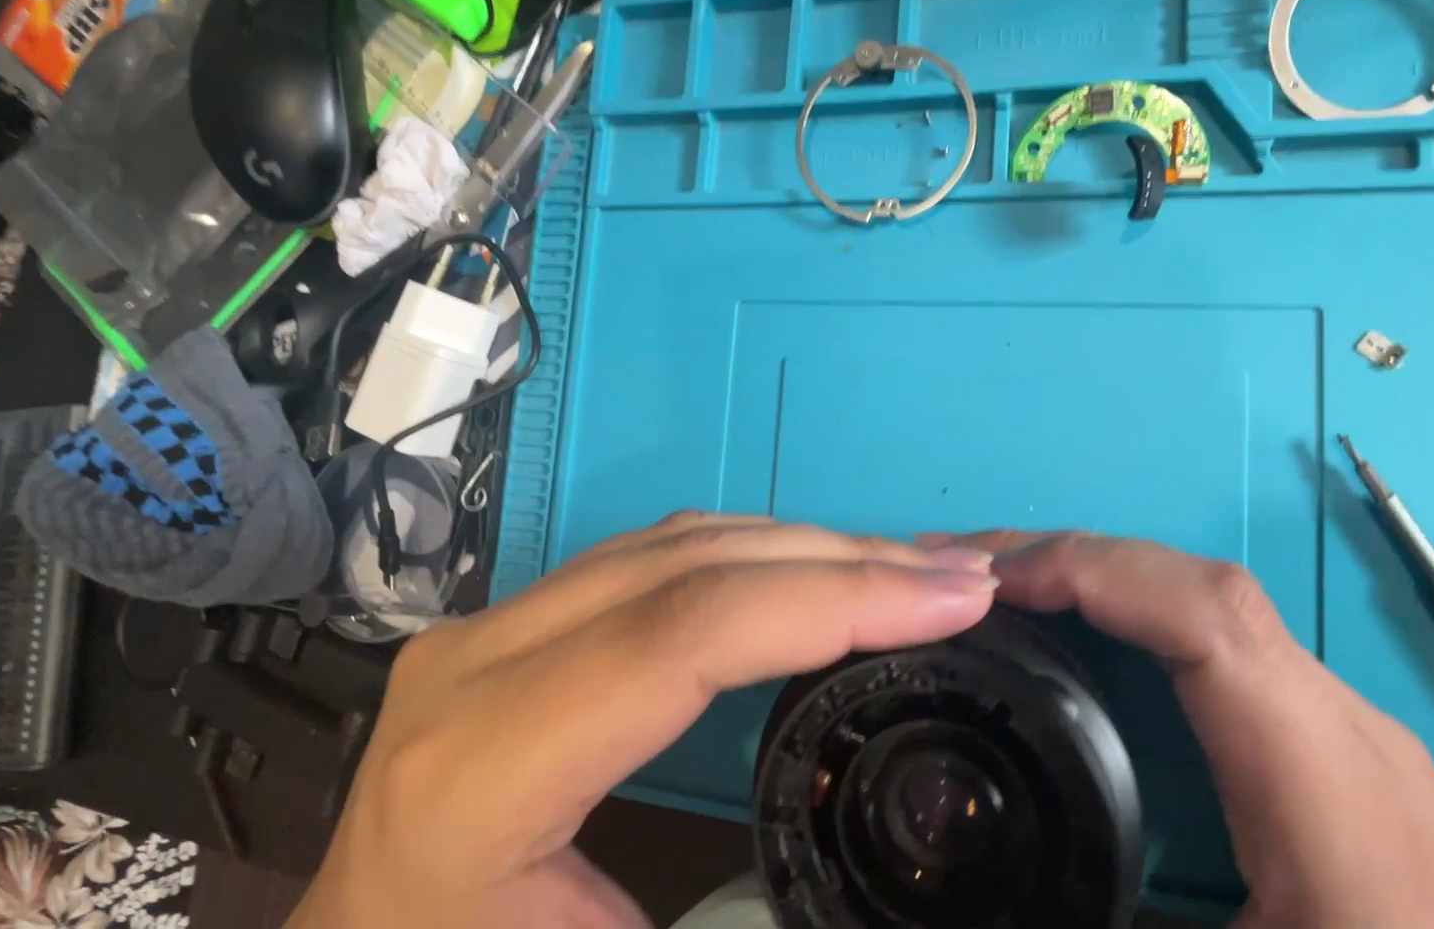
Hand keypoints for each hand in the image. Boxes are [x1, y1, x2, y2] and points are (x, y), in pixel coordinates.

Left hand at [289, 513, 998, 928]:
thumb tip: (900, 889)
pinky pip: (649, 557)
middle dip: (841, 560)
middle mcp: (474, 663)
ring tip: (908, 567)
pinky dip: (751, 553)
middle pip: (685, 566)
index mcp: (481, 766)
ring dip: (803, 545)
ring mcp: (487, 628)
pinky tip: (815, 568)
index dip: (831, 601)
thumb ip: (754, 923)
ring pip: (671, 542)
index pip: (684, 635)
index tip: (954, 596)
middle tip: (959, 575)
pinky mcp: (511, 625)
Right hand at [929, 531, 1433, 928]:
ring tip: (1003, 583)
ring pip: (1206, 599)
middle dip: (1071, 555)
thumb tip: (966, 910)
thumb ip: (1089, 921)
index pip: (1205, 616)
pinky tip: (1081, 628)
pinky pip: (1218, 636)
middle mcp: (1336, 720)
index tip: (990, 584)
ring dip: (1100, 573)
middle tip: (959, 567)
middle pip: (1196, 584)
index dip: (1093, 573)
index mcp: (1320, 774)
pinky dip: (1133, 609)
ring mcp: (1336, 720)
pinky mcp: (1327, 738)